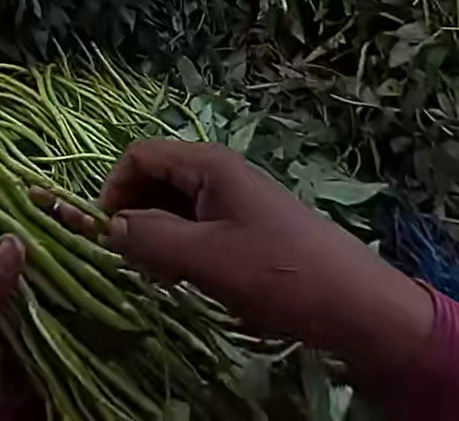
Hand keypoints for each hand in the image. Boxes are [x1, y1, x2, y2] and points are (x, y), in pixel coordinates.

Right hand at [42, 141, 433, 370]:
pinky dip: (178, 243)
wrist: (354, 303)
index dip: (115, 187)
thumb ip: (151, 238)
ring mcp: (230, 195)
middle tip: (130, 259)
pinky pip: (194, 222)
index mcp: (206, 163)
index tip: (104, 231)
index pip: (140, 155)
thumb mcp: (206, 257)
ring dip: (155, 232)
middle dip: (135, 212)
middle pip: (155, 177)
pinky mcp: (241, 221)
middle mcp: (215, 169)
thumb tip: (108, 226)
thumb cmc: (277, 271)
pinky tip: (182, 276)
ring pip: (173, 202)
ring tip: (158, 275)